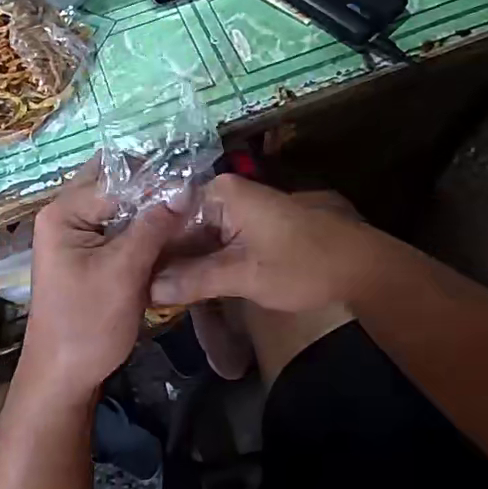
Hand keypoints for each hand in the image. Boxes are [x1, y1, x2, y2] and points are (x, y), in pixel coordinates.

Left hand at [22, 159, 188, 404]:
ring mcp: (75, 235)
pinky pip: (118, 227)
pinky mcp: (88, 253)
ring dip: (149, 205)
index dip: (152, 174)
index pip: (113, 176)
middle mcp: (65, 215)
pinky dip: (142, 225)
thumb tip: (185, 189)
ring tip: (188, 202)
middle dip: (150, 184)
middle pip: (112, 185)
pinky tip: (171, 227)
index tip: (192, 174)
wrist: (63, 377)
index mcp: (63, 213)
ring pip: (118, 206)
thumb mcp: (124, 272)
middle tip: (191, 185)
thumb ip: (153, 227)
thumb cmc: (88, 324)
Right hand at [149, 175, 383, 312]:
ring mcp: (237, 212)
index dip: (146, 247)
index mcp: (220, 193)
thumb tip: (147, 289)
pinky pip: (213, 245)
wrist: (360, 266)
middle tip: (136, 292)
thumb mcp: (245, 275)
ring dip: (180, 267)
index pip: (166, 215)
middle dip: (162, 259)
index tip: (127, 276)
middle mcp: (224, 196)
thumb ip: (194, 279)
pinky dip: (200, 267)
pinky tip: (180, 290)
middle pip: (179, 227)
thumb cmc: (303, 264)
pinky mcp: (247, 231)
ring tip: (150, 295)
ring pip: (195, 239)